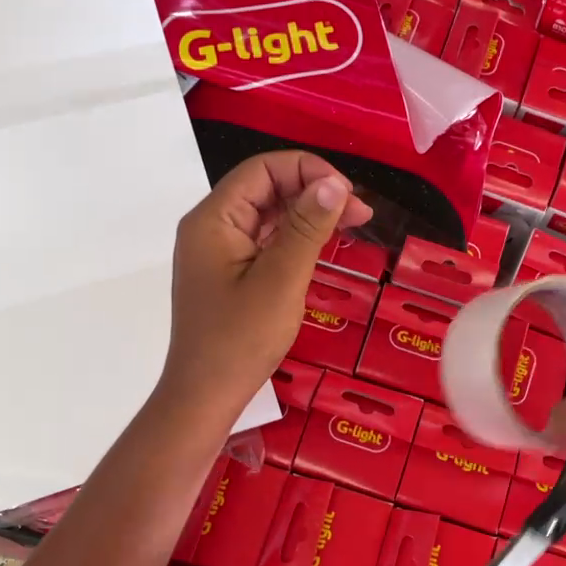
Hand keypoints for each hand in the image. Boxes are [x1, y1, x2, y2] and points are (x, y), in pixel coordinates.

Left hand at [165, 151, 372, 408]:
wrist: (205, 395)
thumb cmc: (240, 339)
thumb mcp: (281, 280)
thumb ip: (307, 228)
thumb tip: (334, 184)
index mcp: (213, 219)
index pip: (263, 170)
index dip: (308, 171)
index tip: (349, 195)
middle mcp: (210, 227)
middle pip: (265, 188)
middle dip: (313, 192)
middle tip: (360, 213)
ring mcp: (217, 251)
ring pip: (267, 214)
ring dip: (308, 215)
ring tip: (351, 225)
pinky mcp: (228, 273)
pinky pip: (264, 241)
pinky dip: (295, 238)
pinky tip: (322, 246)